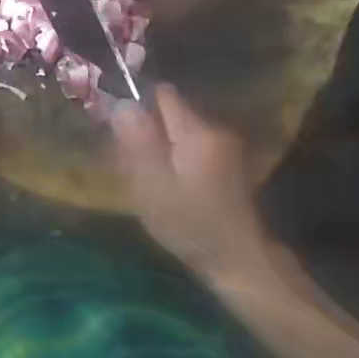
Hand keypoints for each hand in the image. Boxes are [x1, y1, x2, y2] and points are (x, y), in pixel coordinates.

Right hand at [106, 84, 267, 276]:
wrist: (240, 262)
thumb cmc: (191, 224)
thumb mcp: (154, 186)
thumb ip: (138, 142)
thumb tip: (121, 103)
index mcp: (198, 133)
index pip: (163, 95)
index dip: (136, 104)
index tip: (118, 129)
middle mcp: (216, 131)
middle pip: (168, 113)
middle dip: (144, 130)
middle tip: (129, 164)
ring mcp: (224, 147)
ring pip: (175, 131)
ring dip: (155, 146)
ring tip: (145, 179)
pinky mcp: (225, 163)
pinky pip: (187, 146)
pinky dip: (171, 158)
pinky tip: (164, 185)